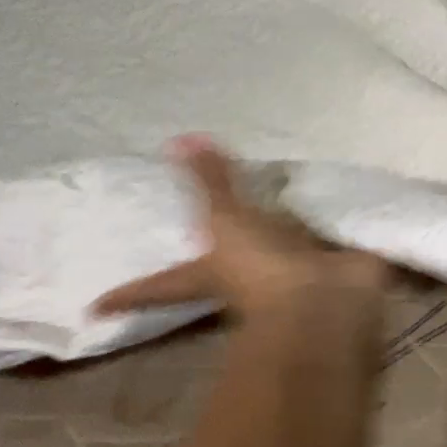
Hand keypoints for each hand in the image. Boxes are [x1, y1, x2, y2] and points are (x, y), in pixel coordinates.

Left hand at [93, 135, 388, 321]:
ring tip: (296, 213)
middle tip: (219, 238)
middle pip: (226, 268)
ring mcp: (294, 274)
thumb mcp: (226, 219)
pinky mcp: (335, 266)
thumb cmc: (259, 264)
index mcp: (210, 273)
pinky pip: (336, 243)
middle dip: (226, 257)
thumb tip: (180, 137)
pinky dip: (343, 232)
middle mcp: (249, 277)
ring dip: (293, 239)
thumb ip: (211, 182)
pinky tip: (350, 215)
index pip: (163, 282)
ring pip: (286, 253)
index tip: (95, 308)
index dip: (132, 292)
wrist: (322, 294)